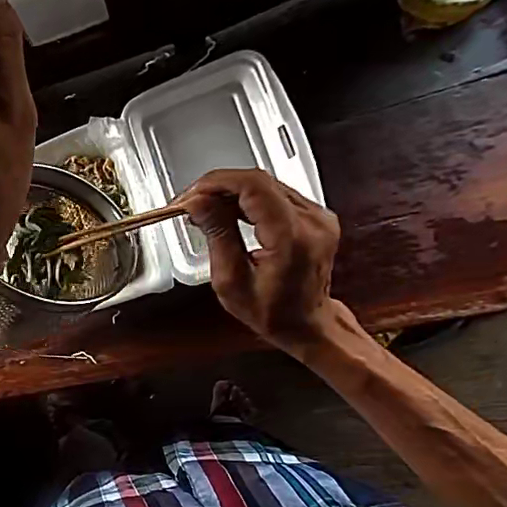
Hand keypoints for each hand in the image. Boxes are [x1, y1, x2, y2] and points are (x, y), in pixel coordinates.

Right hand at [184, 168, 341, 350]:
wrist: (307, 325)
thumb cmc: (272, 313)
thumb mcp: (231, 280)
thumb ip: (217, 235)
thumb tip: (197, 202)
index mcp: (292, 237)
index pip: (253, 187)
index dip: (216, 184)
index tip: (190, 196)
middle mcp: (311, 220)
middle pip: (258, 181)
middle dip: (218, 187)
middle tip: (189, 203)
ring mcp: (317, 216)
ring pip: (265, 184)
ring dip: (230, 191)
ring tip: (203, 210)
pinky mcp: (313, 216)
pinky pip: (274, 194)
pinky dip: (245, 198)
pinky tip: (226, 211)